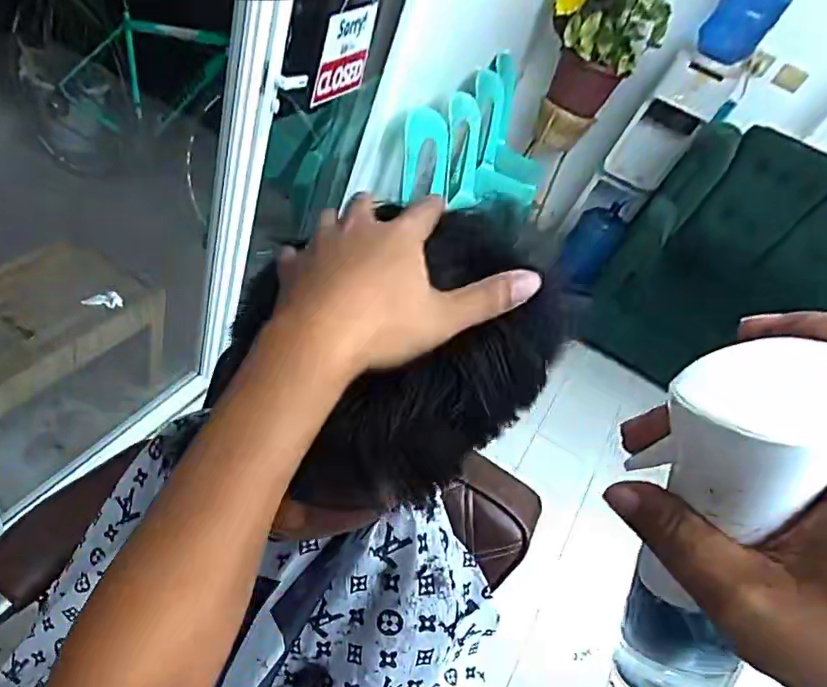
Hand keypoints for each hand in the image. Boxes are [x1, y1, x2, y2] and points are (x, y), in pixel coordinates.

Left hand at [268, 194, 541, 375]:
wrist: (318, 342)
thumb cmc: (384, 330)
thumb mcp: (442, 319)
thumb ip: (486, 299)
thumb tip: (534, 280)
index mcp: (400, 237)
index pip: (425, 210)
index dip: (434, 208)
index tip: (438, 208)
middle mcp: (359, 229)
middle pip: (368, 204)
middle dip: (377, 209)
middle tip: (381, 220)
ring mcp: (321, 245)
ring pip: (328, 219)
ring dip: (336, 224)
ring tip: (341, 235)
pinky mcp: (293, 268)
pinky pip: (293, 254)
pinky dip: (298, 258)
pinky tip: (299, 264)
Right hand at [604, 313, 826, 686]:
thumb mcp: (743, 597)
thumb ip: (677, 540)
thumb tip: (620, 490)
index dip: (823, 333)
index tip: (748, 334)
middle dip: (742, 394)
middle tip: (667, 423)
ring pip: (817, 439)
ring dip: (746, 434)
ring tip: (673, 460)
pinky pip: (816, 472)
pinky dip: (764, 465)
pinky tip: (718, 493)